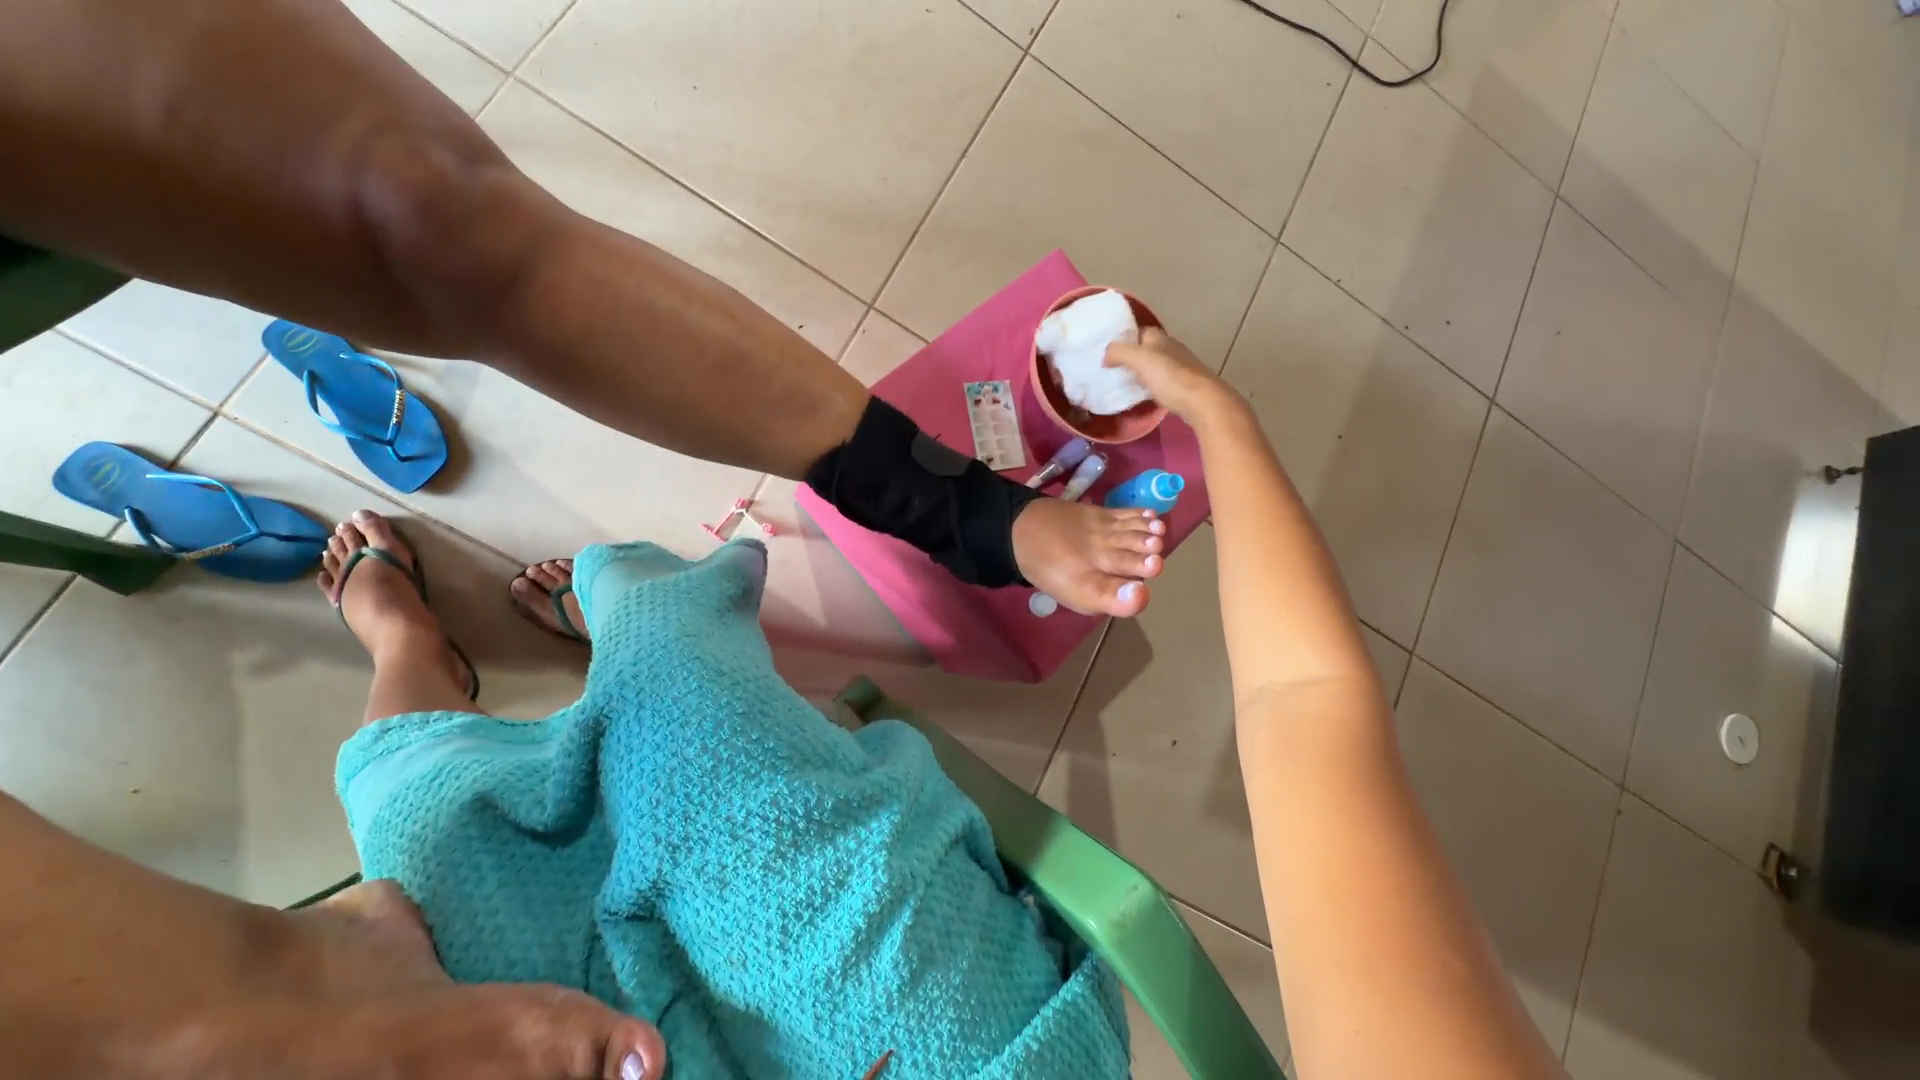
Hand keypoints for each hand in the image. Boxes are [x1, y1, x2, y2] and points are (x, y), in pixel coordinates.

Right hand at [1104, 328, 1237, 419]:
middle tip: (1112, 369)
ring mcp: (1179, 367)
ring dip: (1140, 373)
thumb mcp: (1139, 359)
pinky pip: (1161, 382)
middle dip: (1130, 357)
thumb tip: (1105, 356)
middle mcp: (1171, 348)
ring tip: (1123, 383)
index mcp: (1159, 338)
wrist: (1202, 401)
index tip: (1108, 352)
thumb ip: (1118, 352)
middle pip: (1146, 349)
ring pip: (1154, 366)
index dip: (1123, 339)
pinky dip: (1151, 386)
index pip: (1138, 331)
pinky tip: (1143, 396)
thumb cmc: (1170, 377)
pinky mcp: (1184, 386)